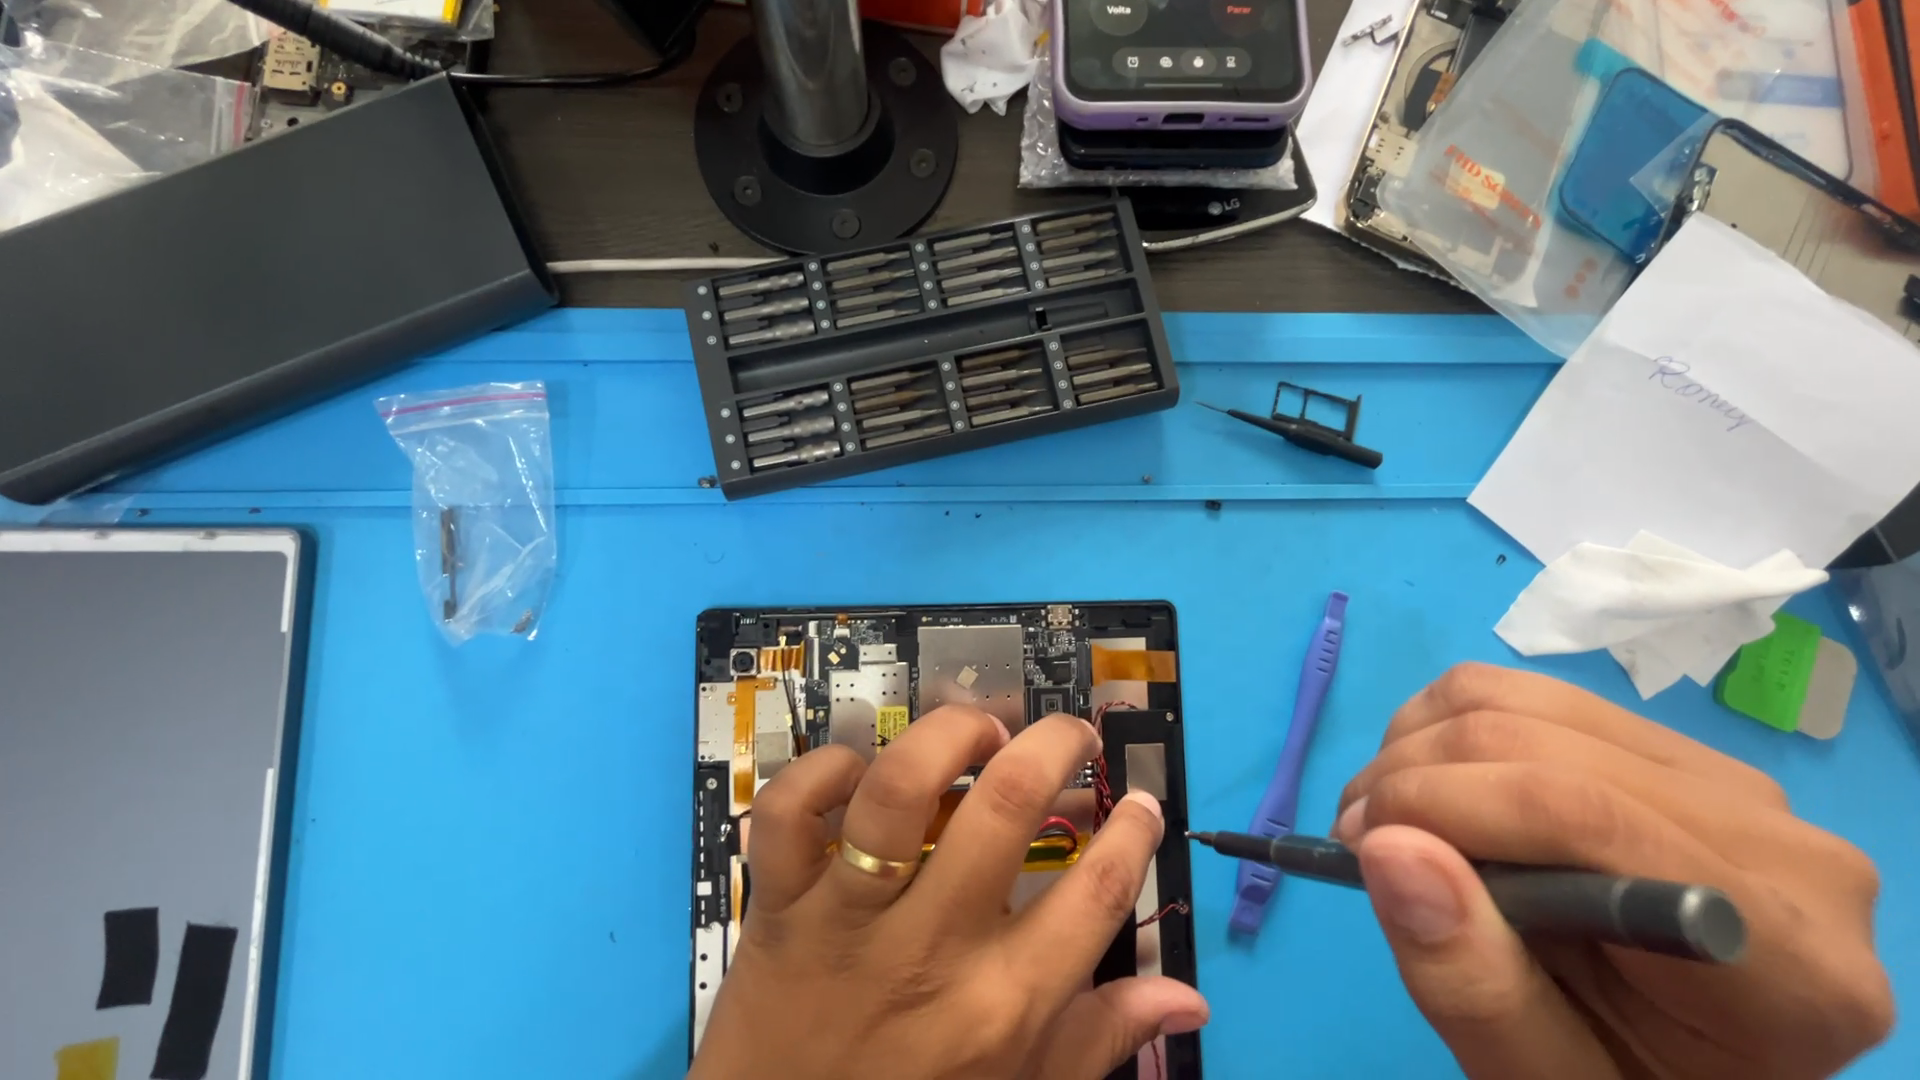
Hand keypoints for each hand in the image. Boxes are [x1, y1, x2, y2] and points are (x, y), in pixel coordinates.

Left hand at [689, 705, 1208, 1079]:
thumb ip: (1101, 1037)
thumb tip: (1189, 999)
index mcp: (1002, 1002)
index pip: (1095, 896)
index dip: (1133, 832)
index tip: (1139, 801)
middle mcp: (930, 946)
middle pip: (1004, 807)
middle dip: (1052, 747)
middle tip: (1070, 735)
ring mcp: (845, 918)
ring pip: (897, 788)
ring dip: (948, 737)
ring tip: (980, 731)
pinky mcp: (777, 904)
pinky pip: (788, 812)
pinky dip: (823, 770)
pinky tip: (860, 770)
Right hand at [1335, 664, 1892, 1078]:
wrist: (1670, 1050)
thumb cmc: (1610, 1072)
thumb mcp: (1538, 1076)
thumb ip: (1472, 984)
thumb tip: (1386, 846)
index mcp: (1781, 959)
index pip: (1583, 813)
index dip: (1447, 804)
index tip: (1359, 846)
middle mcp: (1780, 845)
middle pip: (1539, 747)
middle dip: (1411, 779)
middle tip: (1355, 841)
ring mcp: (1728, 782)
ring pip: (1516, 701)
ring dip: (1414, 746)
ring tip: (1387, 816)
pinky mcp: (1670, 748)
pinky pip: (1520, 689)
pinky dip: (1439, 722)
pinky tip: (1430, 784)